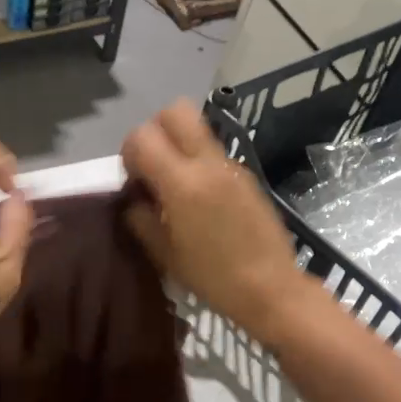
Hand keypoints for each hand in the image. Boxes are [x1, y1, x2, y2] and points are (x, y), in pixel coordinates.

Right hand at [121, 100, 306, 333]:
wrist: (271, 289)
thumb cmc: (211, 277)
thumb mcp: (163, 254)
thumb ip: (140, 217)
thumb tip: (134, 198)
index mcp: (181, 183)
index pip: (142, 136)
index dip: (129, 153)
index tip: (134, 181)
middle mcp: (207, 164)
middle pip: (175, 112)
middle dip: (156, 130)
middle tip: (152, 165)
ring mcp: (230, 166)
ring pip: (197, 128)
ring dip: (178, 145)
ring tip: (175, 185)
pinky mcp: (246, 175)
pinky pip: (213, 152)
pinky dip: (198, 162)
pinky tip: (200, 200)